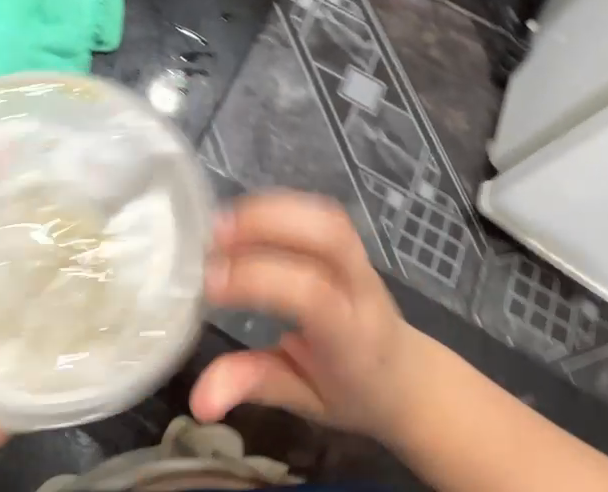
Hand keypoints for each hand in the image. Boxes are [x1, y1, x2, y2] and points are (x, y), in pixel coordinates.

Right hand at [192, 192, 433, 443]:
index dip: (259, 280)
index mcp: (352, 336)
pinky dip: (278, 206)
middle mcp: (360, 288)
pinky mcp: (349, 242)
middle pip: (328, 237)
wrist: (409, 377)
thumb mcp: (305, 401)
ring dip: (269, 210)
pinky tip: (244, 217)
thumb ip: (255, 386)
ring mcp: (360, 259)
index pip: (311, 295)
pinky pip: (317, 212)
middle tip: (214, 236)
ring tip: (220, 223)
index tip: (210, 283)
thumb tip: (199, 400)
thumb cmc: (354, 392)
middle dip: (268, 225)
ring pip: (324, 217)